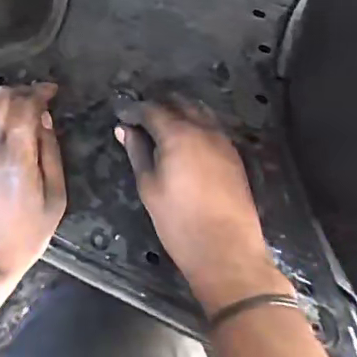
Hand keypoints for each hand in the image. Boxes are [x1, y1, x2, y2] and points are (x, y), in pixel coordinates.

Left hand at [0, 83, 65, 280]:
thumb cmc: (25, 232)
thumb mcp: (55, 198)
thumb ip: (51, 153)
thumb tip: (45, 120)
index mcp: (17, 153)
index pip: (25, 104)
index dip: (40, 92)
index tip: (53, 92)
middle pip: (2, 96)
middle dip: (23, 91)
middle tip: (38, 101)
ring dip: (2, 98)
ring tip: (16, 109)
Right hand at [117, 99, 291, 314]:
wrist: (228, 253)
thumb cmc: (180, 222)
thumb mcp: (149, 187)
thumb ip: (137, 152)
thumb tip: (124, 129)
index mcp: (177, 133)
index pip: (151, 109)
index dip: (134, 110)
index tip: (122, 117)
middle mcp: (202, 129)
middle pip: (178, 103)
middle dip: (158, 106)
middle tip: (141, 120)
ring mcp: (222, 141)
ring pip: (198, 112)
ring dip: (180, 111)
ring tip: (164, 127)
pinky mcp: (234, 156)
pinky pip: (212, 127)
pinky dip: (197, 124)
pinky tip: (187, 141)